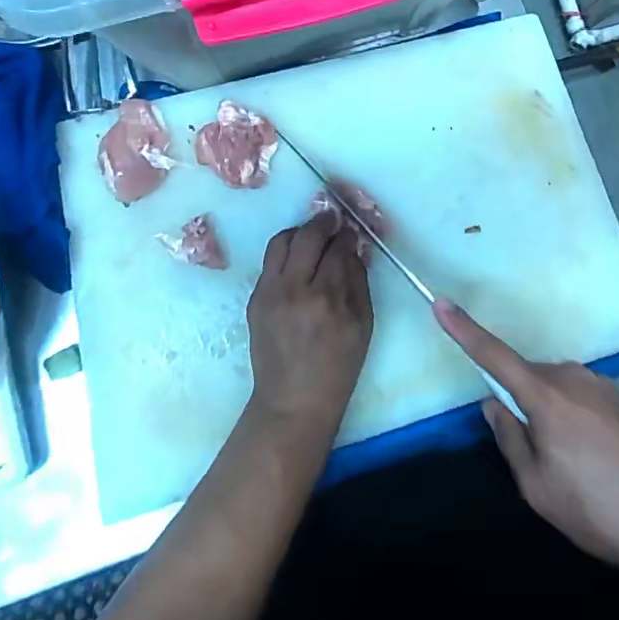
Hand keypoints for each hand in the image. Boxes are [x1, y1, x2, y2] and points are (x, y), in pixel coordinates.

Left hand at [246, 213, 373, 425]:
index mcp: (329, 299)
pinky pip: (270, 262)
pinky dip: (286, 253)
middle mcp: (296, 290)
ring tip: (311, 235)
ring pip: (282, 241)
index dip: (346, 234)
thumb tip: (352, 248)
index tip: (350, 230)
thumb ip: (358, 281)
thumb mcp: (363, 325)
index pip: (338, 248)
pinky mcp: (255, 299)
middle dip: (322, 222)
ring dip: (299, 232)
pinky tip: (297, 261)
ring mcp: (270, 293)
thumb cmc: (338, 366)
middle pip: (308, 236)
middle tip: (332, 219)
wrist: (293, 400)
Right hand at [435, 299, 618, 574]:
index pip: (493, 356)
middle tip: (540, 459)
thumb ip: (510, 440)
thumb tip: (495, 405)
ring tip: (577, 470)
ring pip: (556, 391)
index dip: (464, 330)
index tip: (440, 304)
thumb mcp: (538, 488)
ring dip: (551, 416)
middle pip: (527, 379)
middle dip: (521, 405)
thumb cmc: (599, 508)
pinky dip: (577, 422)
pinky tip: (601, 464)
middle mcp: (572, 378)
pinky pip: (582, 400)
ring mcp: (602, 386)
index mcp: (545, 396)